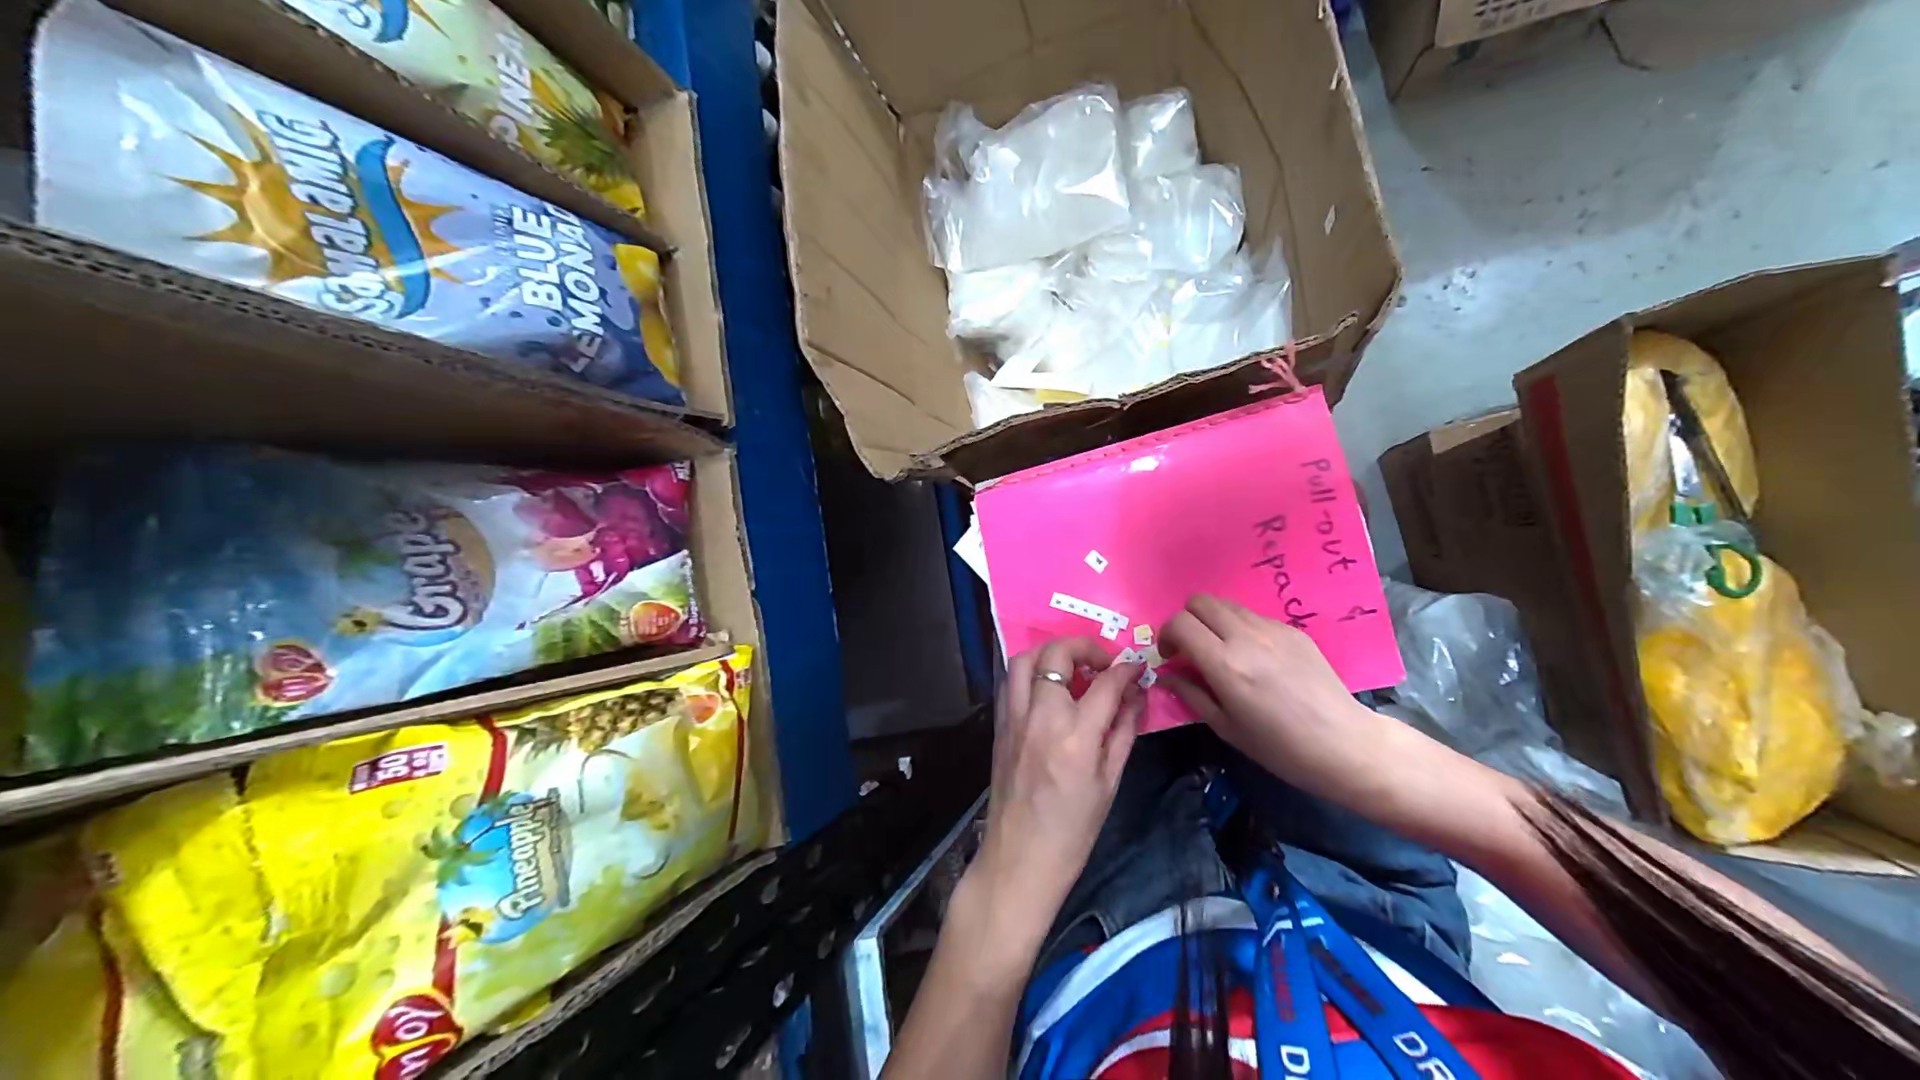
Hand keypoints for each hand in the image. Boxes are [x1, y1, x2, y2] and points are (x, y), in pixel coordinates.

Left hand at [966, 637, 1143, 948]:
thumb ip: (1123, 731)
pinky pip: (1010, 682)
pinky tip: (1047, 688)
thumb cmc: (1073, 830)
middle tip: (1103, 662)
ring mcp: (1013, 719)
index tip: (1137, 667)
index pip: (1106, 683)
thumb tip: (1135, 695)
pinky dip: (1029, 672)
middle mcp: (1040, 717)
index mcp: (1076, 737)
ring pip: (1024, 660)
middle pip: (1057, 655)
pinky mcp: (998, 725)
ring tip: (1072, 668)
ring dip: (1051, 654)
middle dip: (1085, 647)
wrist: (1020, 858)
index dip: (1127, 669)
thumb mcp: (1110, 783)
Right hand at [1159, 594, 1378, 800]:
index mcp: (1225, 664)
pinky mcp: (1293, 630)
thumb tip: (1166, 675)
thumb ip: (1190, 694)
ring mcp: (1273, 630)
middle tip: (1191, 648)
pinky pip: (1254, 617)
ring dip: (1213, 621)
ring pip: (1227, 605)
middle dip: (1187, 620)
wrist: (1344, 744)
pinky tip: (1255, 658)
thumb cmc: (1279, 747)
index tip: (1170, 656)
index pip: (1180, 623)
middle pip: (1200, 601)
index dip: (1166, 635)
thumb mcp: (1225, 727)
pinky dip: (1241, 628)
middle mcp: (1246, 637)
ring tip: (1222, 651)